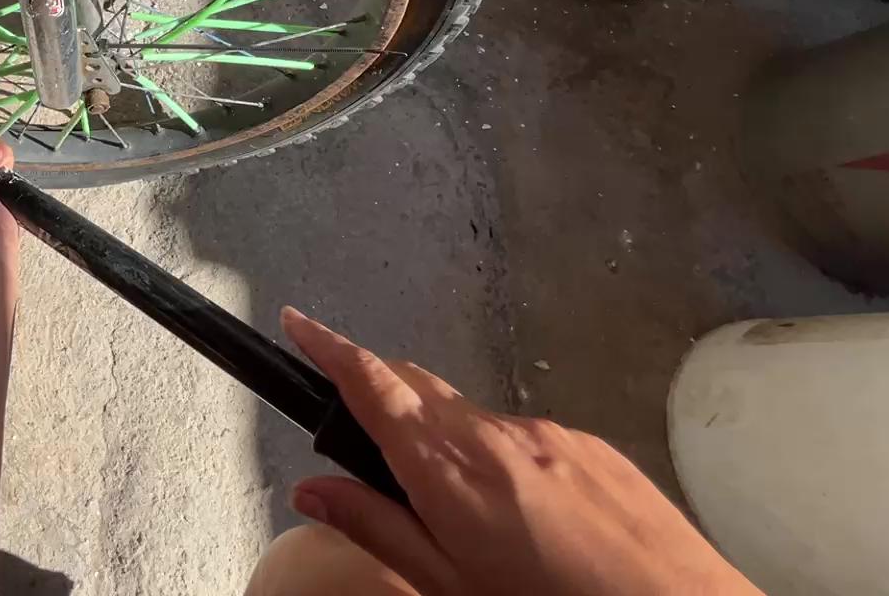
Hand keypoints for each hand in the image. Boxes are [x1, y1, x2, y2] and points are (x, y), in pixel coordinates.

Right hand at [279, 308, 762, 595]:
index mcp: (446, 466)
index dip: (325, 345)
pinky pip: (521, 434)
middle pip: (412, 384)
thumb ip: (375, 527)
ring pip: (467, 413)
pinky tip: (530, 517)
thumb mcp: (451, 589)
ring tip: (469, 510)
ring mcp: (546, 433)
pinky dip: (500, 456)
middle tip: (366, 436)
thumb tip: (308, 488)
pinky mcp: (592, 446)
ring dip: (445, 437)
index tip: (295, 320)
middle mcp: (490, 432)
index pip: (369, 382)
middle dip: (378, 388)